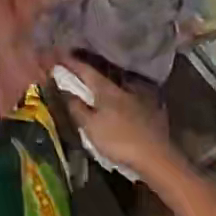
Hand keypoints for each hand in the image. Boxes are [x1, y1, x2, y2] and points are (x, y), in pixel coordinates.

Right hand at [53, 53, 181, 178]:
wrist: (158, 160)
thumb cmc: (118, 140)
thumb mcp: (89, 125)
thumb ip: (75, 106)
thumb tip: (64, 90)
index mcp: (106, 90)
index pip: (85, 70)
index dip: (70, 62)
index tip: (57, 55)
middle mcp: (123, 90)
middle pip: (101, 77)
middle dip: (86, 73)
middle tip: (72, 70)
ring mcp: (139, 101)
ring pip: (115, 88)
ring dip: (102, 85)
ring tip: (92, 86)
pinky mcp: (149, 114)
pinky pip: (126, 99)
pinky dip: (116, 98)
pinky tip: (115, 103)